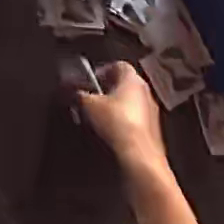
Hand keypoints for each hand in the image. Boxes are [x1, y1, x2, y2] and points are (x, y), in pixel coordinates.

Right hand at [79, 62, 170, 185]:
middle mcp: (145, 93)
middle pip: (123, 85)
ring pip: (129, 104)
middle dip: (106, 91)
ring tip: (97, 119)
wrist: (140, 159)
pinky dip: (122, 125)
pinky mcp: (151, 132)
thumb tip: (72, 92)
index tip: (89, 80)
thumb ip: (78, 94)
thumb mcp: (88, 105)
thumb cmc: (120, 127)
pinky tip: (110, 135)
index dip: (101, 71)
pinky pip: (134, 122)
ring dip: (114, 109)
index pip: (117, 65)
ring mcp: (151, 113)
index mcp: (132, 79)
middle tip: (90, 99)